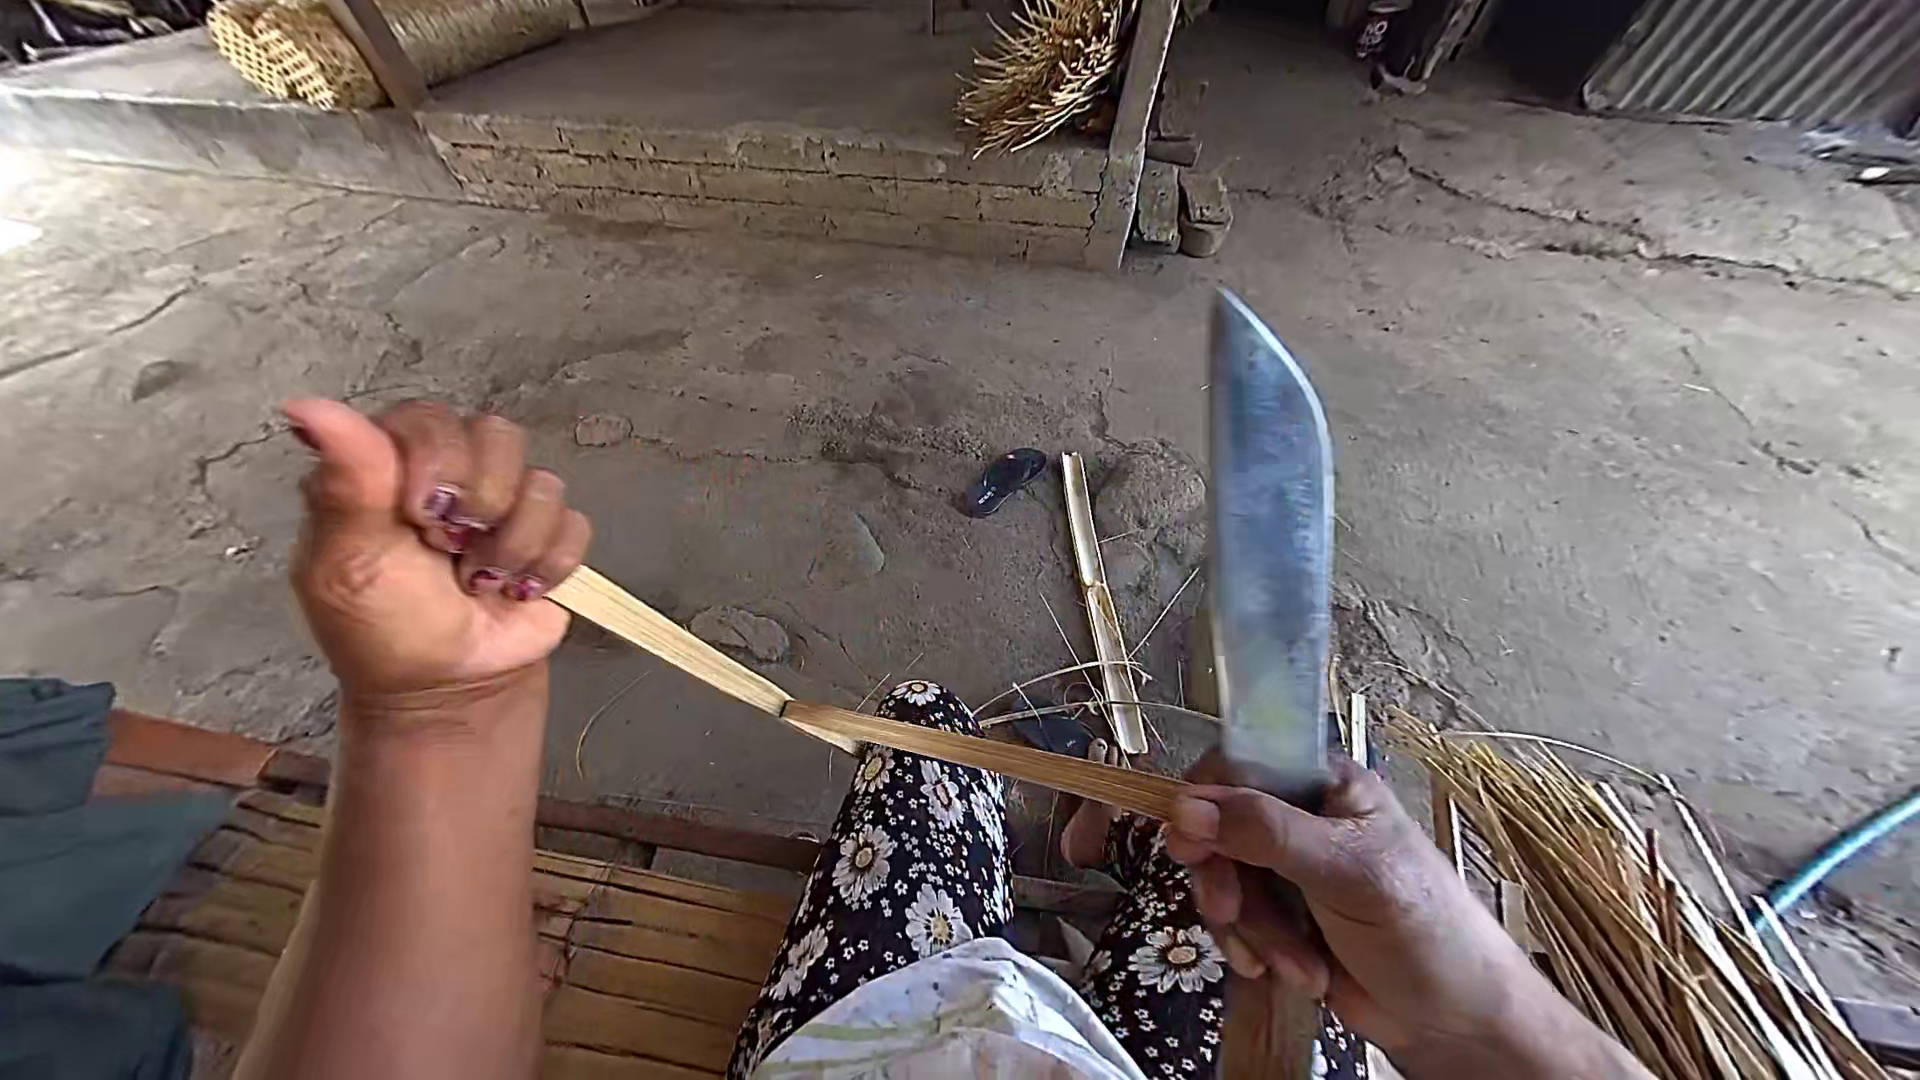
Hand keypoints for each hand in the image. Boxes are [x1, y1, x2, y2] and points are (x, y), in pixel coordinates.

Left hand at [283, 399, 591, 709]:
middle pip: (499, 436)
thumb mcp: (349, 563)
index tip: (419, 515)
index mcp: (392, 468)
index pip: (431, 418)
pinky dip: (551, 564)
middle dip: (484, 500)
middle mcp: (458, 475)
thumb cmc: (387, 629)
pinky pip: (577, 525)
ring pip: (546, 483)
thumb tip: (309, 404)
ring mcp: (514, 505)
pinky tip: (522, 588)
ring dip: (515, 544)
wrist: (456, 683)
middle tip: (454, 546)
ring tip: (485, 580)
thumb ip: (346, 486)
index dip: (439, 459)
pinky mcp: (557, 536)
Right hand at [1165, 754, 1650, 1077]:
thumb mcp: (1347, 870)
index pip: (1235, 763)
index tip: (1187, 840)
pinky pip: (1229, 913)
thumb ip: (1266, 831)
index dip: (1204, 797)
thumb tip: (1183, 807)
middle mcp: (1291, 811)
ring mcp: (1279, 861)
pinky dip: (1246, 944)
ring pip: (1219, 872)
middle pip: (1215, 823)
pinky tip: (1276, 971)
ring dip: (1245, 924)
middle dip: (1222, 876)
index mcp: (1316, 778)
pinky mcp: (1273, 908)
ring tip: (1292, 964)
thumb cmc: (1422, 929)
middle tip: (1226, 910)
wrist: (1462, 1029)